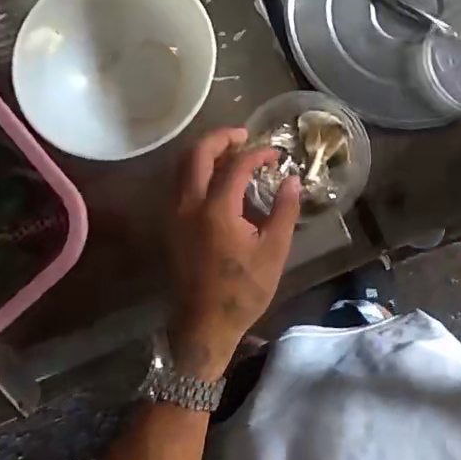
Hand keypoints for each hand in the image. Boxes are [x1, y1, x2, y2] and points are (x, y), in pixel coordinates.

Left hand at [167, 128, 300, 378]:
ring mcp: (174, 212)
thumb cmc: (243, 290)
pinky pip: (178, 182)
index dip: (257, 154)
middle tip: (244, 136)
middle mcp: (189, 204)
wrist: (204, 322)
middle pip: (197, 154)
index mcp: (216, 210)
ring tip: (231, 152)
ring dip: (205, 152)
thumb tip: (292, 179)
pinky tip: (216, 178)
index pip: (236, 166)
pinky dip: (195, 169)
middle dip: (221, 138)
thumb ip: (284, 210)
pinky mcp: (169, 222)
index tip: (275, 155)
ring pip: (182, 165)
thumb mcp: (274, 251)